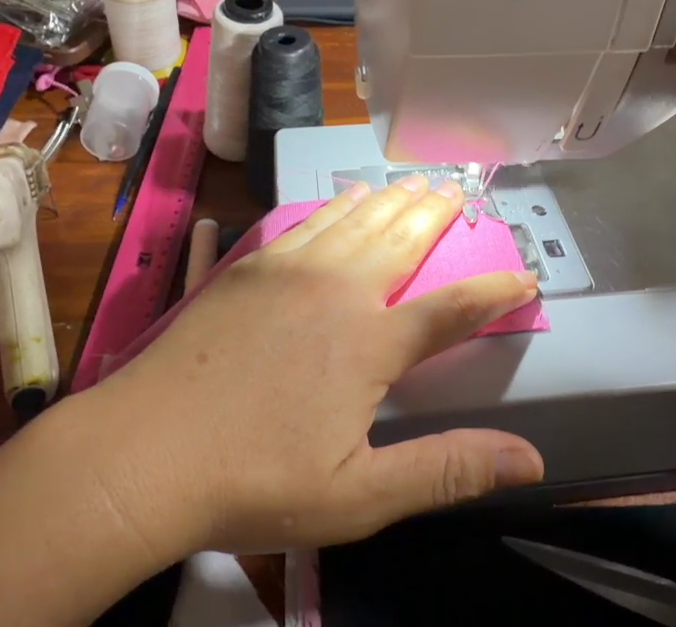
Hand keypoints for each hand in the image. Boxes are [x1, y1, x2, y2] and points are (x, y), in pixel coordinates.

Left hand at [78, 175, 543, 554]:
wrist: (146, 450)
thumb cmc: (255, 479)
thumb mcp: (360, 496)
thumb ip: (446, 471)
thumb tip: (529, 459)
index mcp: (370, 343)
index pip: (452, 310)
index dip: (494, 291)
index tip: (524, 275)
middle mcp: (337, 290)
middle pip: (400, 239)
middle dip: (435, 214)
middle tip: (457, 188)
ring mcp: (288, 271)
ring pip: (354, 220)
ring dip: (389, 199)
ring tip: (412, 181)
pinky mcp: (248, 267)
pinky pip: (306, 222)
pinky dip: (336, 206)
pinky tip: (344, 199)